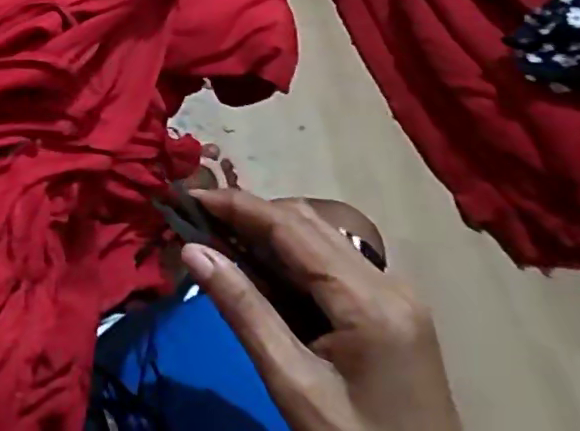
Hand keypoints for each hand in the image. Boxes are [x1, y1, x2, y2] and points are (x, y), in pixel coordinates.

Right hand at [181, 189, 461, 430]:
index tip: (185, 197)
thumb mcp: (293, 382)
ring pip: (316, 234)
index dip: (233, 203)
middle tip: (195, 222)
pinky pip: (329, 258)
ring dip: (264, 229)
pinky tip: (257, 267)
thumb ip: (243, 310)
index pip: (288, 225)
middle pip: (304, 221)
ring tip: (217, 240)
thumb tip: (190, 248)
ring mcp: (394, 295)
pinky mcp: (391, 308)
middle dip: (246, 213)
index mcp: (368, 301)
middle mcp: (388, 284)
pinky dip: (286, 251)